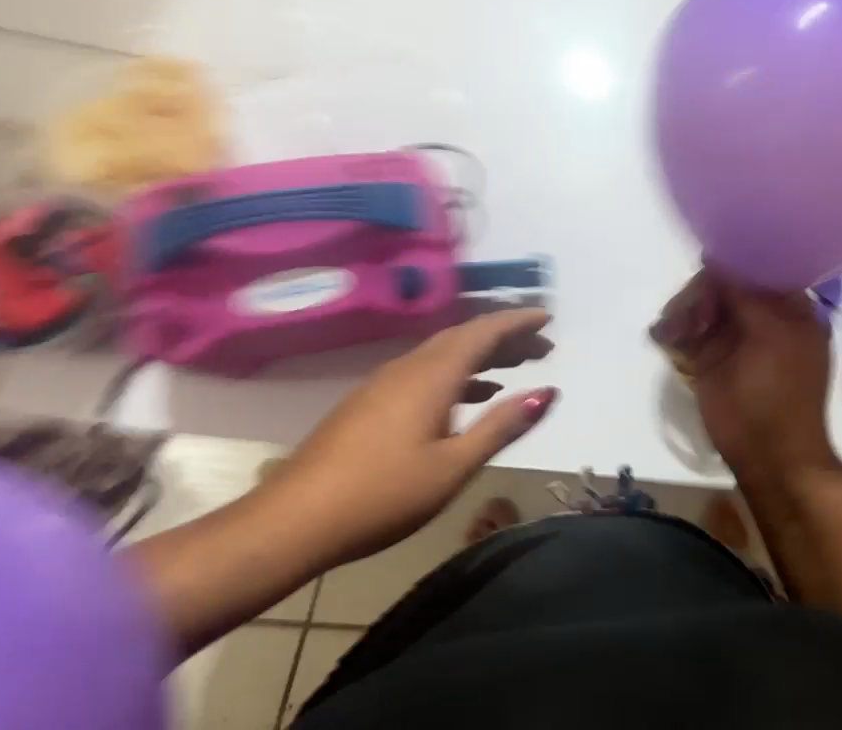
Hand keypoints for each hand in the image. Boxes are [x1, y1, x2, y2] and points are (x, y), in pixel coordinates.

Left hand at [262, 309, 556, 568]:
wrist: (293, 522)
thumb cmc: (383, 495)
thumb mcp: (454, 465)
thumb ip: (502, 426)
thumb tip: (548, 391)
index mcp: (432, 376)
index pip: (484, 332)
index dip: (518, 323)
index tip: (548, 320)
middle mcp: (408, 368)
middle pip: (463, 338)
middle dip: (504, 338)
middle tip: (542, 348)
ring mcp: (383, 385)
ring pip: (442, 355)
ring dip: (480, 356)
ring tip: (514, 368)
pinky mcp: (368, 404)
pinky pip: (424, 372)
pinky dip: (456, 374)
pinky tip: (468, 397)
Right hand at [665, 271, 839, 480]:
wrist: (769, 454)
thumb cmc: (781, 392)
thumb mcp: (772, 335)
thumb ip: (745, 294)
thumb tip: (718, 257)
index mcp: (789, 306)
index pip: (757, 267)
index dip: (731, 264)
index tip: (708, 267)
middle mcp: (761, 315)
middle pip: (723, 283)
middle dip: (702, 293)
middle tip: (693, 316)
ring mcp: (732, 336)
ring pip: (701, 303)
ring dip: (683, 310)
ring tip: (675, 331)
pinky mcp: (707, 357)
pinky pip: (685, 329)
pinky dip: (672, 328)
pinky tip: (665, 336)